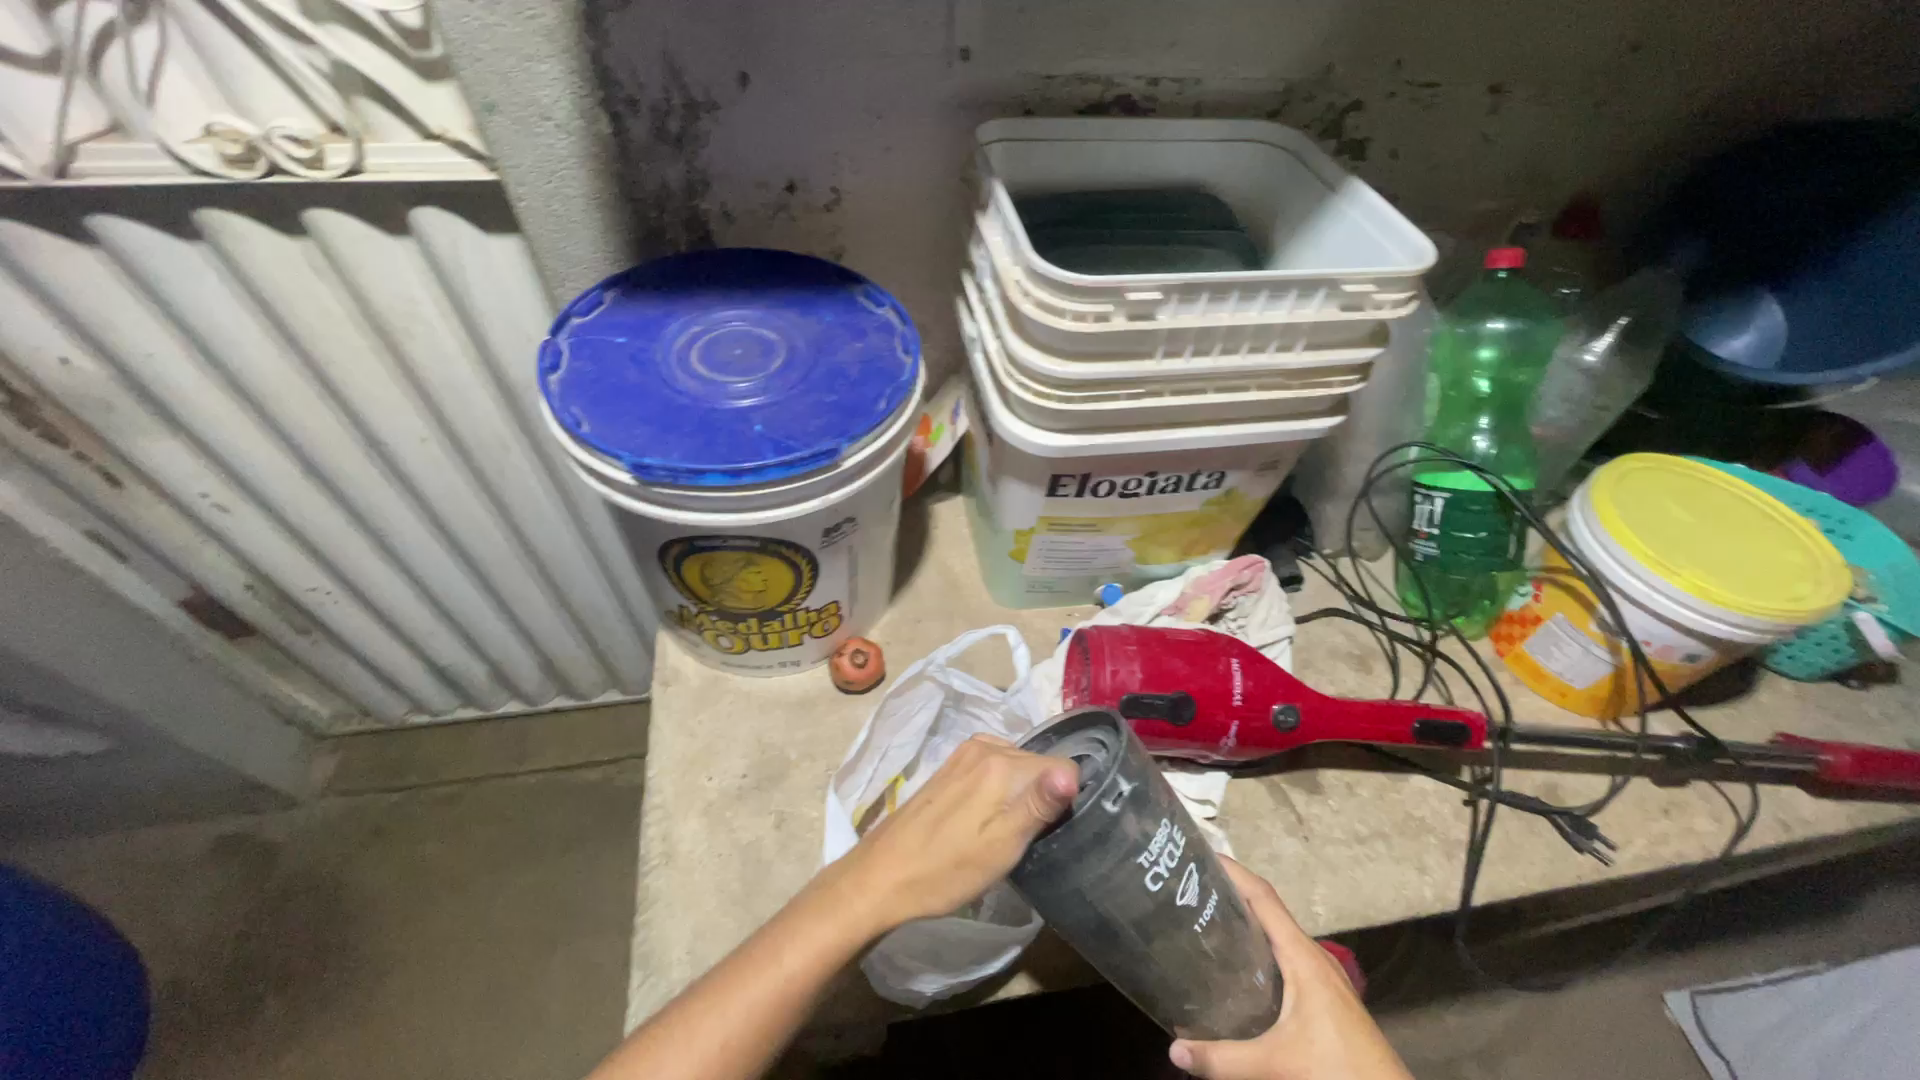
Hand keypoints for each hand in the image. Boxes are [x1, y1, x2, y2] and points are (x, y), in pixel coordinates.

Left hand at [826, 735, 1077, 933]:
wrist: (882, 875)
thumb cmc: (946, 869)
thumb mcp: (1002, 845)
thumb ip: (1038, 805)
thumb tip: (1073, 773)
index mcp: (1002, 763)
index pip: (1063, 768)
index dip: (1063, 802)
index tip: (1047, 832)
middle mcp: (984, 746)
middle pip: (1039, 765)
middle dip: (1042, 797)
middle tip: (1023, 838)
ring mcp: (964, 754)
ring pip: (1018, 766)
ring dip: (1020, 795)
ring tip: (1004, 832)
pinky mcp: (951, 766)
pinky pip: (995, 767)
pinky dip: (1000, 789)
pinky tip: (985, 819)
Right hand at [1170, 859, 1412, 1079]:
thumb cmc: (1337, 1070)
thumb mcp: (1275, 1063)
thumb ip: (1222, 1059)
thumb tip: (1174, 1050)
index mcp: (1303, 956)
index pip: (1264, 897)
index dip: (1233, 871)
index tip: (1200, 855)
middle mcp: (1314, 957)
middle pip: (1268, 912)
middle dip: (1231, 896)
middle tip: (1190, 891)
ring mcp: (1323, 977)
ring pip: (1279, 937)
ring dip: (1247, 925)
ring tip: (1206, 924)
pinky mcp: (1326, 997)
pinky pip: (1286, 958)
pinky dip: (1260, 951)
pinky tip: (1239, 971)